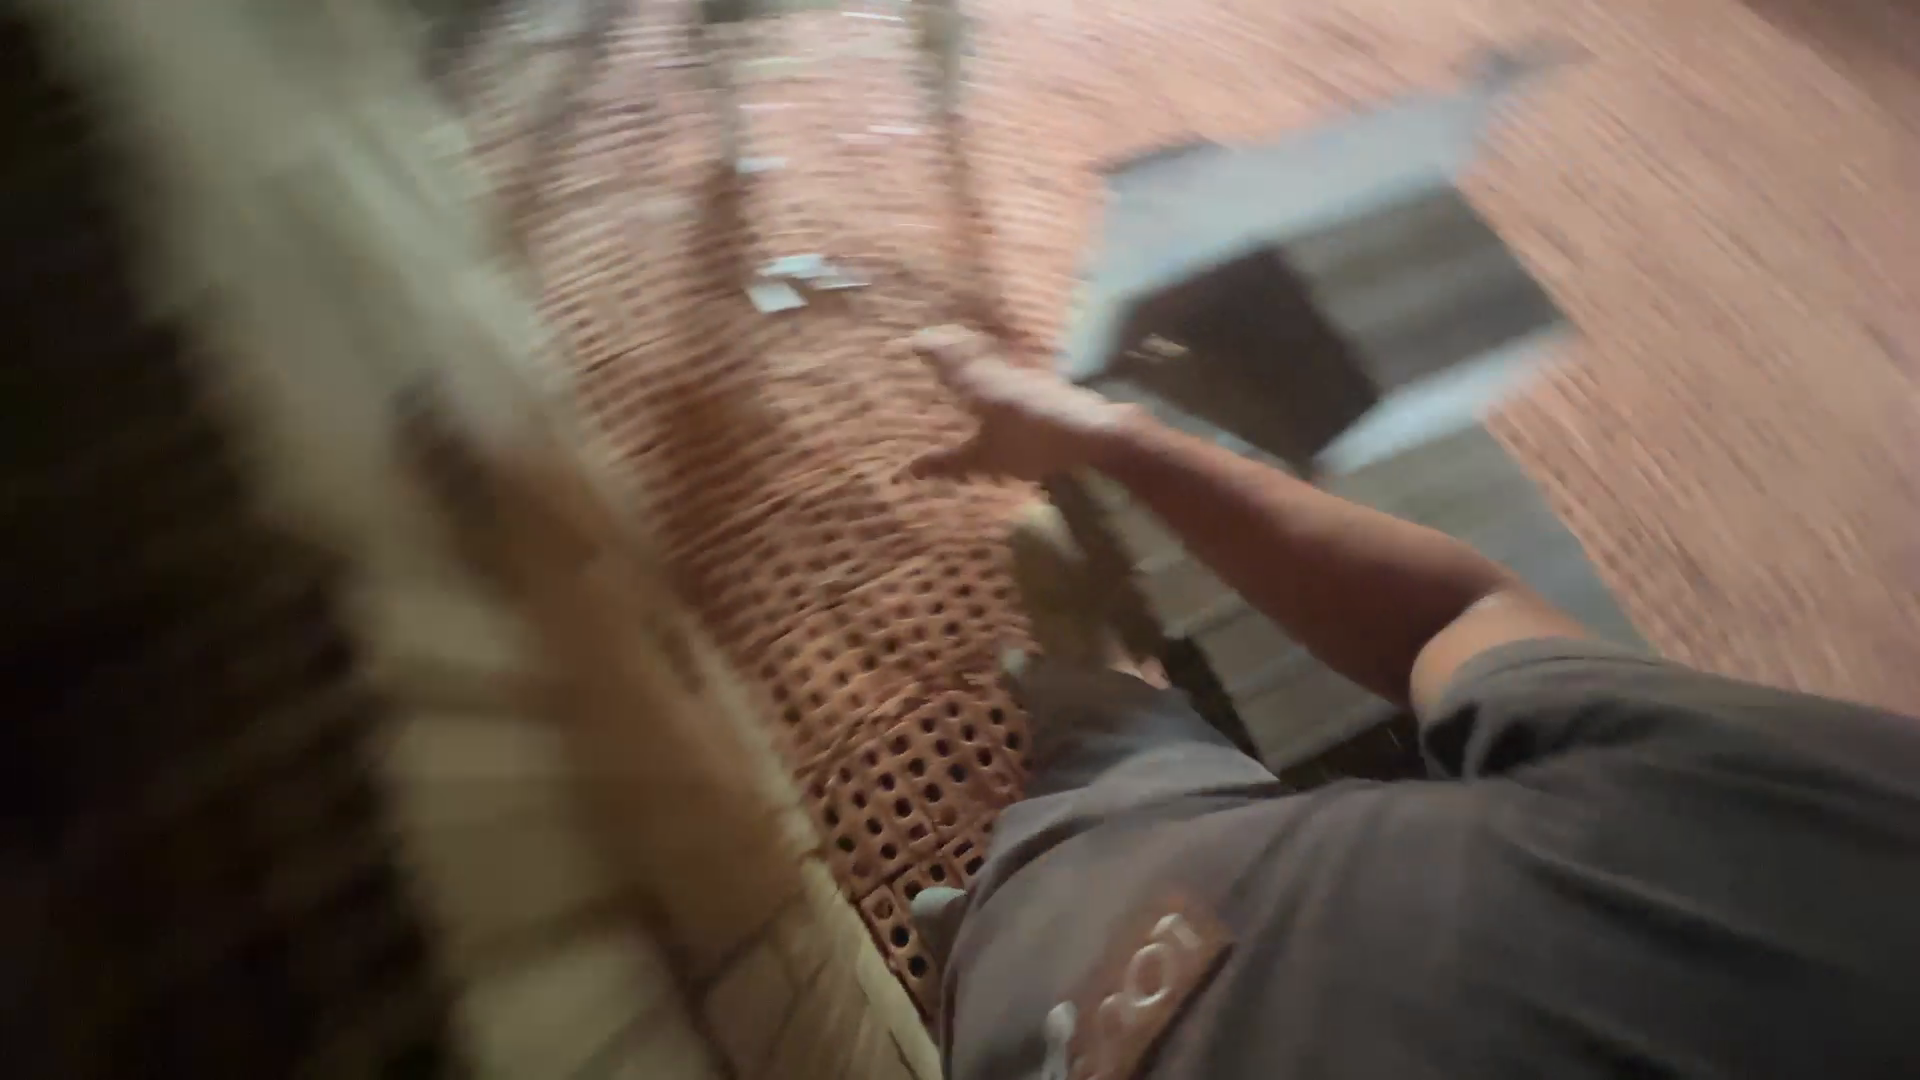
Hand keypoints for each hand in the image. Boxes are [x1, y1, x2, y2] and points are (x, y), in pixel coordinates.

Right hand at [909, 325, 1136, 479]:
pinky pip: (1005, 359)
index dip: (925, 346)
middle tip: (928, 339)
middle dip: (945, 340)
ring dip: (968, 346)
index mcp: (977, 382)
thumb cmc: (1032, 443)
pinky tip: (993, 371)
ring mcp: (1021, 369)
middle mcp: (997, 367)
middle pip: (966, 344)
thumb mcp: (985, 459)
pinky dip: (990, 358)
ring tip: (955, 349)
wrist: (1090, 432)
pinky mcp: (1040, 378)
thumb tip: (905, 471)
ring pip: (987, 350)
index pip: (944, 355)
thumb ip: (947, 463)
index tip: (907, 341)